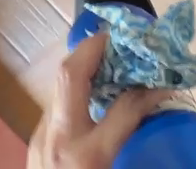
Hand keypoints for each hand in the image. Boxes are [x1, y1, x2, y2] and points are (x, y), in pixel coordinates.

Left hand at [28, 33, 162, 168]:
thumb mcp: (114, 167)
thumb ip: (131, 138)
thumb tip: (157, 114)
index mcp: (88, 157)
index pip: (123, 109)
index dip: (146, 92)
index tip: (161, 82)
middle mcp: (59, 141)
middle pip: (69, 75)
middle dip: (93, 48)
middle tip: (121, 39)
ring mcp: (40, 140)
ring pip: (58, 87)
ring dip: (83, 67)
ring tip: (111, 61)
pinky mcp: (34, 146)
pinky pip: (56, 106)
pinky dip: (75, 93)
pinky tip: (93, 99)